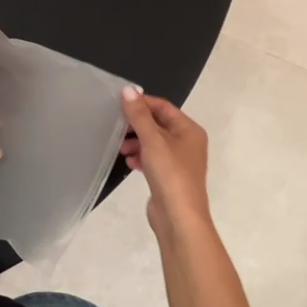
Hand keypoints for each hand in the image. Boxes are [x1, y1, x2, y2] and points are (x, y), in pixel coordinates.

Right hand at [120, 88, 210, 241]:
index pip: (163, 107)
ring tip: (120, 148)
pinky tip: (129, 162)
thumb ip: (139, 115)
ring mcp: (179, 160)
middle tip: (117, 126)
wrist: (179, 216)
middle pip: (158, 124)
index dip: (142, 102)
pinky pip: (152, 158)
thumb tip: (128, 90)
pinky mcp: (169, 176)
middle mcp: (187, 142)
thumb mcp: (152, 140)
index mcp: (189, 130)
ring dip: (136, 142)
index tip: (119, 103)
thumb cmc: (170, 173)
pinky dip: (140, 157)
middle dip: (137, 124)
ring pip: (153, 142)